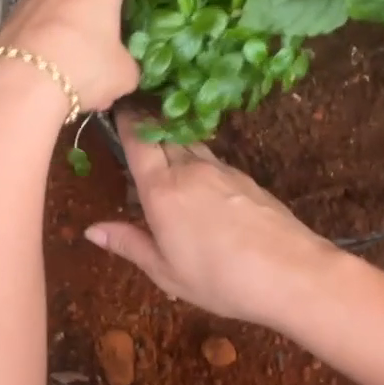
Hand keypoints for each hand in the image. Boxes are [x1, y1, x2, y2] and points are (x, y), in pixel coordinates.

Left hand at [0, 0, 139, 113]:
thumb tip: (120, 68)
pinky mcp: (6, 18)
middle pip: (84, 0)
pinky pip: (34, 32)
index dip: (123, 15)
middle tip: (97, 61)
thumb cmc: (85, 67)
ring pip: (57, 16)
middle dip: (91, 26)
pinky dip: (41, 49)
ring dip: (64, 38)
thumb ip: (127, 64)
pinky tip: (44, 78)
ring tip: (68, 76)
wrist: (22, 85)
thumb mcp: (125, 74)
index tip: (123, 40)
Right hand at [84, 111, 348, 324]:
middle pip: (163, 135)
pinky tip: (196, 173)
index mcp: (162, 191)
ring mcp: (222, 171)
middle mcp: (190, 170)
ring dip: (172, 138)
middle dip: (146, 123)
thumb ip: (129, 244)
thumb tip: (92, 229)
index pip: (139, 142)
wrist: (292, 273)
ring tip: (160, 141)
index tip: (117, 105)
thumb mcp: (166, 272)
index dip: (126, 120)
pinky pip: (211, 158)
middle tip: (132, 114)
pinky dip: (196, 156)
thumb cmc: (221, 280)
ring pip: (189, 144)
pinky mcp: (245, 179)